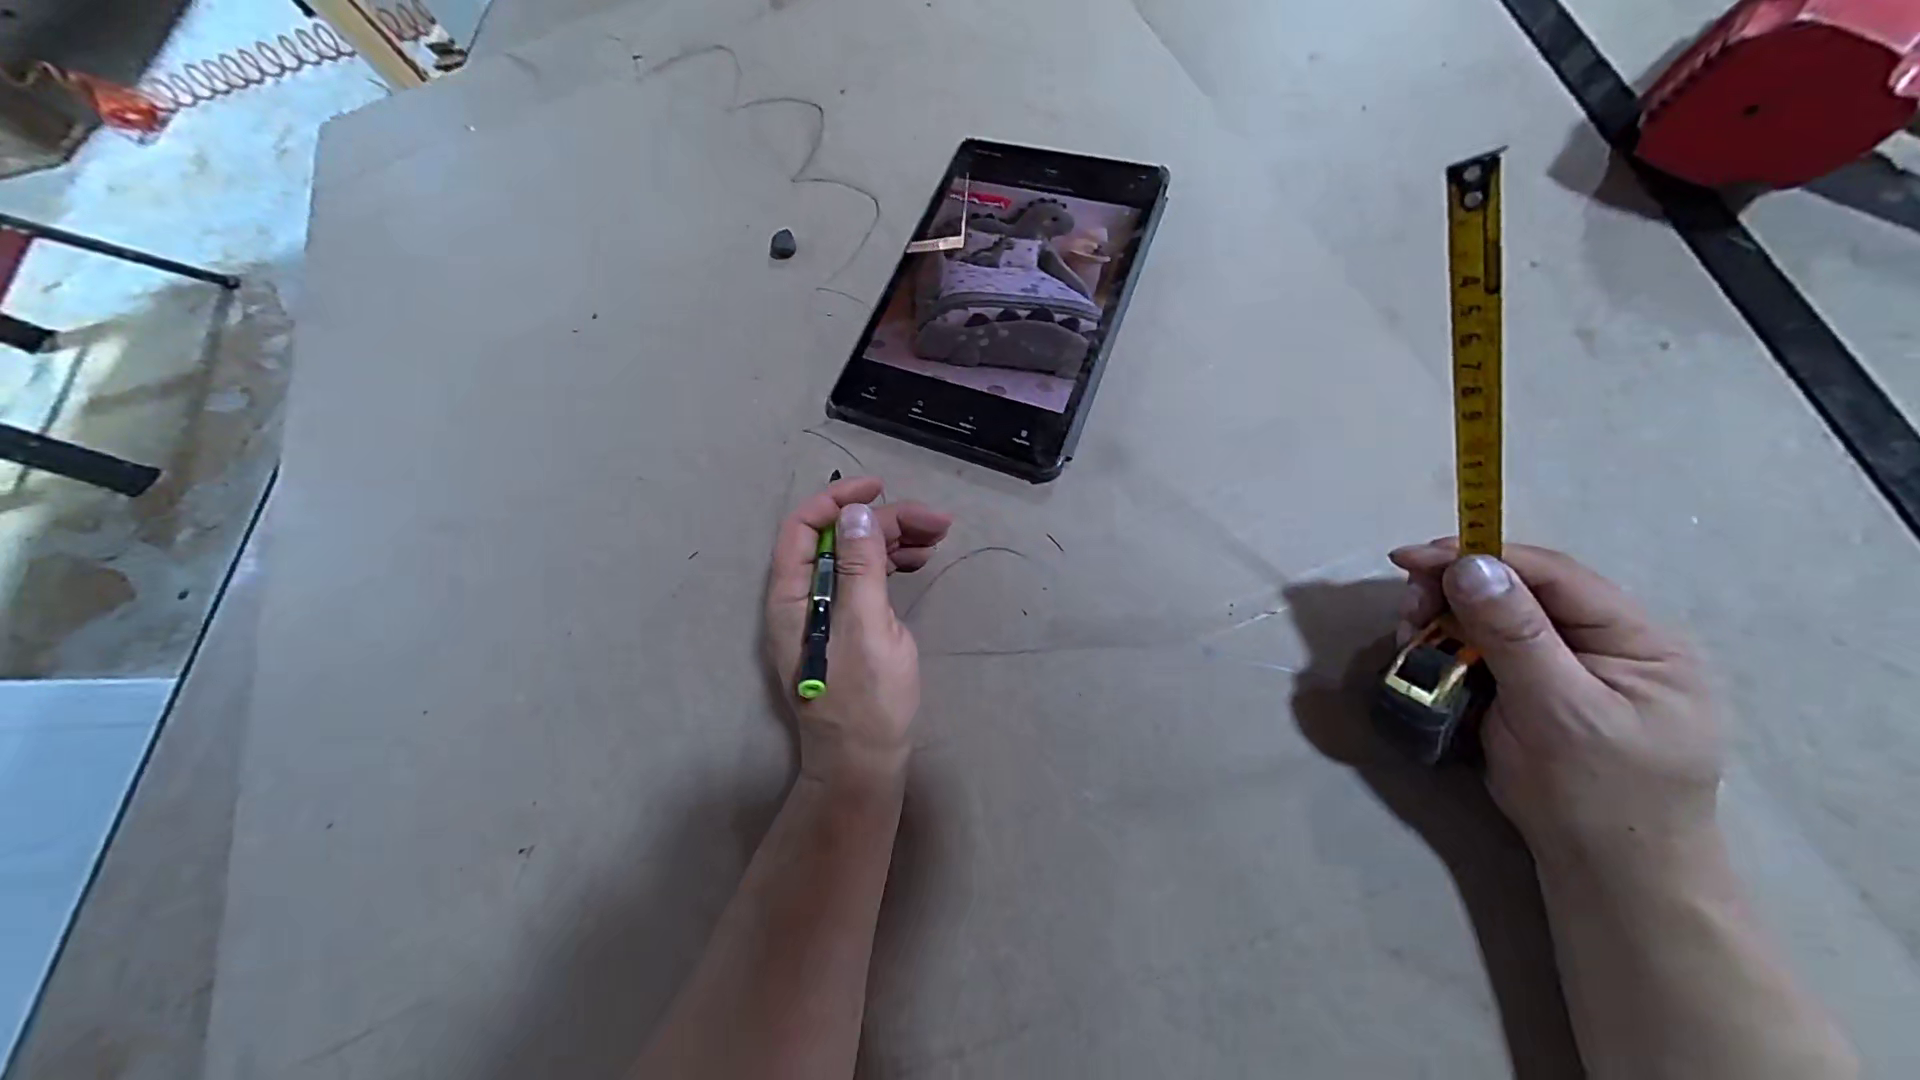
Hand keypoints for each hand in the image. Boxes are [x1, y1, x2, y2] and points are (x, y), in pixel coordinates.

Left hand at [766, 476, 952, 788]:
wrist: (865, 762)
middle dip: (882, 521)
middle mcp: (802, 598)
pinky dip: (892, 564)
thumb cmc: (865, 701)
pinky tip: (919, 560)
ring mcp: (826, 612)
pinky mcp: (849, 624)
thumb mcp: (866, 628)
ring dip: (893, 540)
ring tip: (936, 538)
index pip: (803, 527)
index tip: (880, 489)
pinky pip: (866, 579)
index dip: (838, 500)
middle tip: (934, 522)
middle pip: (837, 539)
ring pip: (855, 557)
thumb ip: (858, 568)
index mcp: (792, 596)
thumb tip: (856, 512)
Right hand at [1389, 540, 1723, 868]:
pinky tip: (1422, 651)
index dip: (1481, 555)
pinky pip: (1479, 645)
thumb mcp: (1559, 710)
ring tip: (1409, 633)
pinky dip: (1444, 642)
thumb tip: (1470, 565)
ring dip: (1442, 616)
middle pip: (1517, 589)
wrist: (1604, 869)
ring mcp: (1562, 662)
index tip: (1412, 557)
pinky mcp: (1527, 683)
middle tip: (1405, 605)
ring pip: (1490, 615)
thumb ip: (1516, 634)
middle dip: (1453, 589)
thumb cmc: (1597, 792)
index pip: (1553, 575)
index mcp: (1637, 639)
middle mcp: (1601, 640)